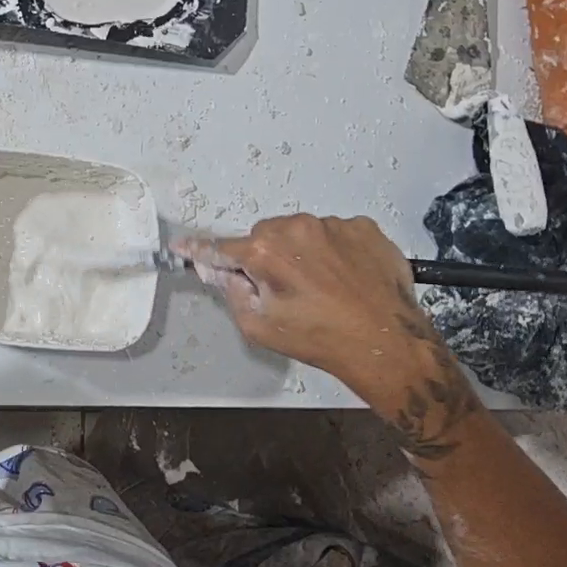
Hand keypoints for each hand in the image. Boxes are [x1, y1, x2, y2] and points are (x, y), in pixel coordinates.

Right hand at [175, 215, 437, 389]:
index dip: (199, 250)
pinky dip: (333, 250)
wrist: (386, 343)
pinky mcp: (365, 228)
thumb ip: (230, 291)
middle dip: (264, 256)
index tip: (181, 246)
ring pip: (301, 232)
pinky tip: (344, 278)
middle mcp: (297, 226)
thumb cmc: (317, 338)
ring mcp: (334, 224)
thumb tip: (214, 269)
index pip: (222, 247)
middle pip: (264, 235)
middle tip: (281, 289)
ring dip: (300, 252)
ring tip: (320, 286)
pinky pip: (335, 233)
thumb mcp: (258, 326)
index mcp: (265, 250)